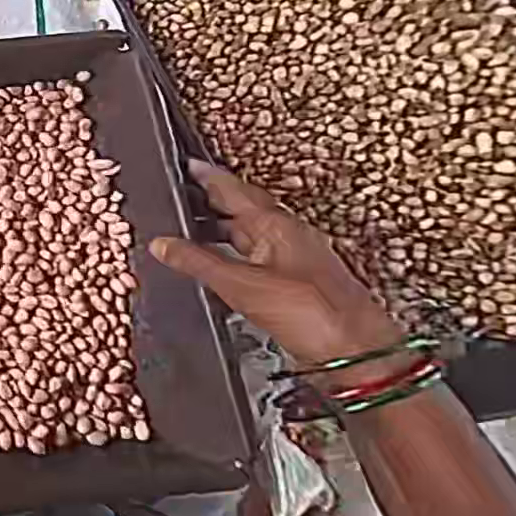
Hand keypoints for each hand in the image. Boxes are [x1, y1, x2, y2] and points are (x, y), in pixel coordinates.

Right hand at [150, 159, 403, 368]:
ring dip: (218, 224)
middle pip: (242, 207)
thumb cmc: (307, 312)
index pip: (234, 190)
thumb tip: (160, 243)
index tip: (186, 163)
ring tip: (186, 223)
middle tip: (181, 189)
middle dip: (211, 198)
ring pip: (246, 230)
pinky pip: (252, 251)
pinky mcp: (291, 278)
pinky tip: (214, 257)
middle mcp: (285, 235)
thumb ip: (196, 261)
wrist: (356, 353)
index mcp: (275, 226)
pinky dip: (228, 247)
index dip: (209, 176)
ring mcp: (290, 256)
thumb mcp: (239, 284)